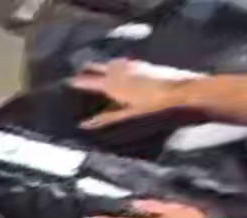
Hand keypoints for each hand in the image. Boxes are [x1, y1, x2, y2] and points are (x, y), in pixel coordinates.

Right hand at [69, 59, 186, 129]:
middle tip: (81, 68)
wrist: (177, 87)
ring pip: (113, 63)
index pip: (92, 82)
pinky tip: (117, 64)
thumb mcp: (125, 113)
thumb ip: (104, 118)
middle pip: (101, 68)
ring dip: (103, 64)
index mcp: (113, 86)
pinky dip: (117, 63)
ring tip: (96, 66)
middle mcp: (121, 73)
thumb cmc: (150, 103)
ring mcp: (133, 67)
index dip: (80, 81)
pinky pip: (125, 62)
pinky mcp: (142, 65)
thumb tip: (83, 125)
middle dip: (91, 68)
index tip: (70, 80)